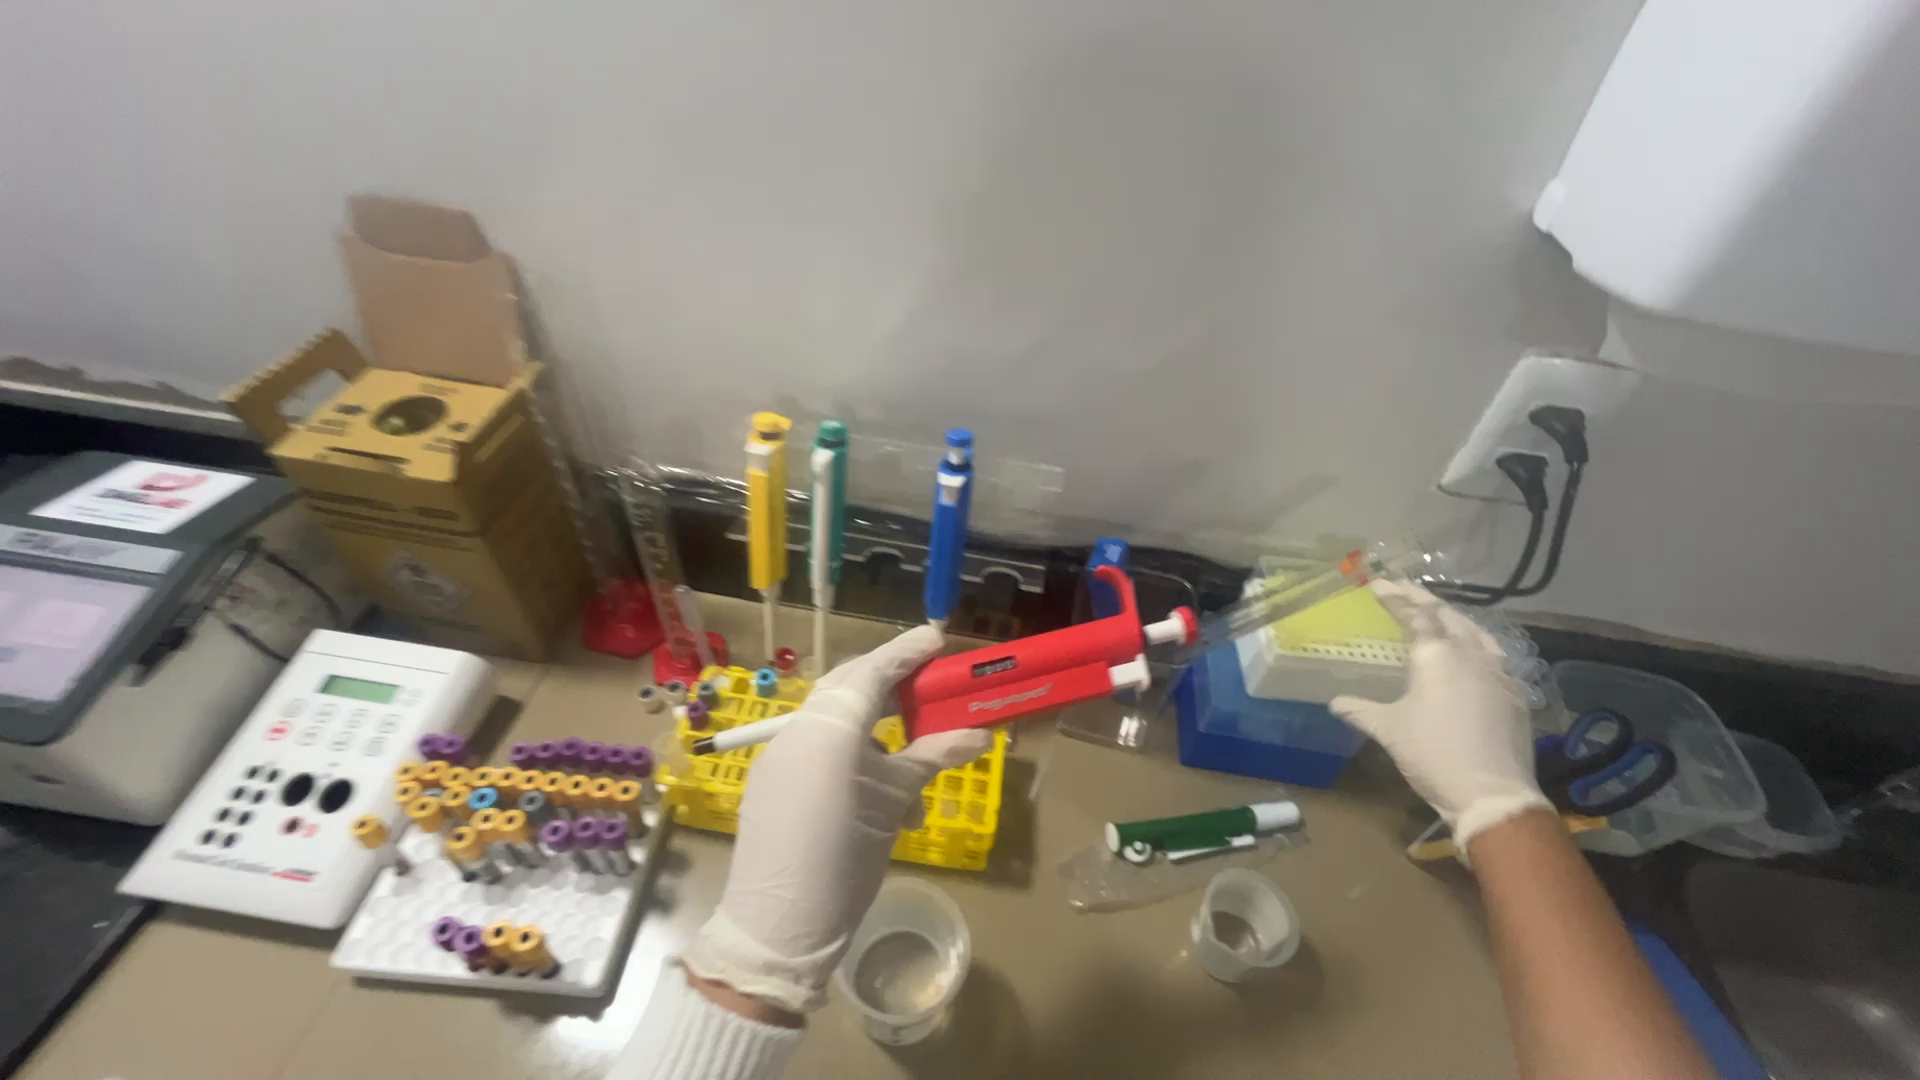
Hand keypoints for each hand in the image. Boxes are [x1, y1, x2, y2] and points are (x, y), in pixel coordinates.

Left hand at [681, 624, 992, 1014]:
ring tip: (914, 738)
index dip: (906, 652)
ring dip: (875, 719)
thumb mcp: (893, 806)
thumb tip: (980, 734)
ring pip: (834, 716)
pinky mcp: (775, 780)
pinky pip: (819, 745)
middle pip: (848, 685)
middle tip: (927, 679)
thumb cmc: (841, 862)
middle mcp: (799, 731)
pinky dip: (854, 749)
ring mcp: (782, 755)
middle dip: (888, 677)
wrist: (776, 930)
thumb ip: (931, 758)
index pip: (871, 672)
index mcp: (828, 731)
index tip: (938, 639)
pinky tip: (882, 781)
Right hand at [1329, 579, 1550, 858]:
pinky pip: (1493, 653)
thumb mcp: (1387, 730)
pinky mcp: (1513, 694)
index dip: (1395, 597)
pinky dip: (1476, 641)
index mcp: (1436, 656)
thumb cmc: (1432, 754)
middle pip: (1447, 616)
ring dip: (1454, 617)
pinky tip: (1471, 650)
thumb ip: (1360, 710)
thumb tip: (1336, 703)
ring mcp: (1497, 673)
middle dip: (1423, 599)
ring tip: (1439, 612)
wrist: (1491, 794)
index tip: (1378, 584)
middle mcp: (1469, 655)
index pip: (1414, 615)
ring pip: (1475, 631)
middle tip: (1403, 588)